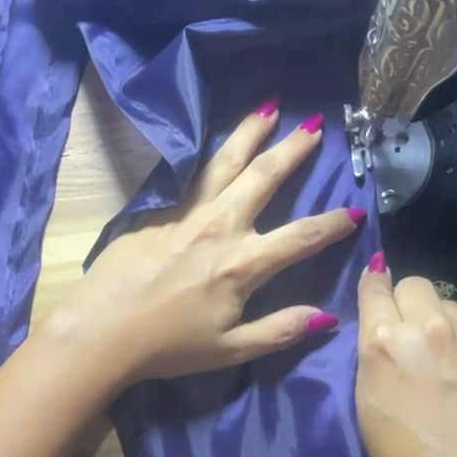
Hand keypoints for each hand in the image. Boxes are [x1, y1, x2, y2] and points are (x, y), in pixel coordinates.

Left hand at [39, 104, 363, 385]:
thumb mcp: (230, 350)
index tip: (353, 211)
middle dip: (293, 150)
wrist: (102, 331)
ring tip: (269, 107)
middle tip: (314, 125)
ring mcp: (185, 214)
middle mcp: (220, 227)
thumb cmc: (168, 347)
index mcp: (243, 264)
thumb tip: (325, 316)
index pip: (301, 236)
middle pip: (263, 177)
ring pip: (224, 162)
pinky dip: (208, 155)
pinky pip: (189, 175)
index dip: (332, 224)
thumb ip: (279, 330)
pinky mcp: (156, 212)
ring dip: (250, 133)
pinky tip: (212, 143)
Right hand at [355, 258, 456, 456]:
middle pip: (415, 285)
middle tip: (407, 340)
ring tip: (438, 365)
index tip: (374, 295)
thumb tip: (380, 323)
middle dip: (407, 304)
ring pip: (447, 304)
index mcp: (384, 343)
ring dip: (438, 323)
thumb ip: (373, 355)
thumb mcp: (368, 405)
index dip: (373, 290)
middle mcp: (429, 326)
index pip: (375, 287)